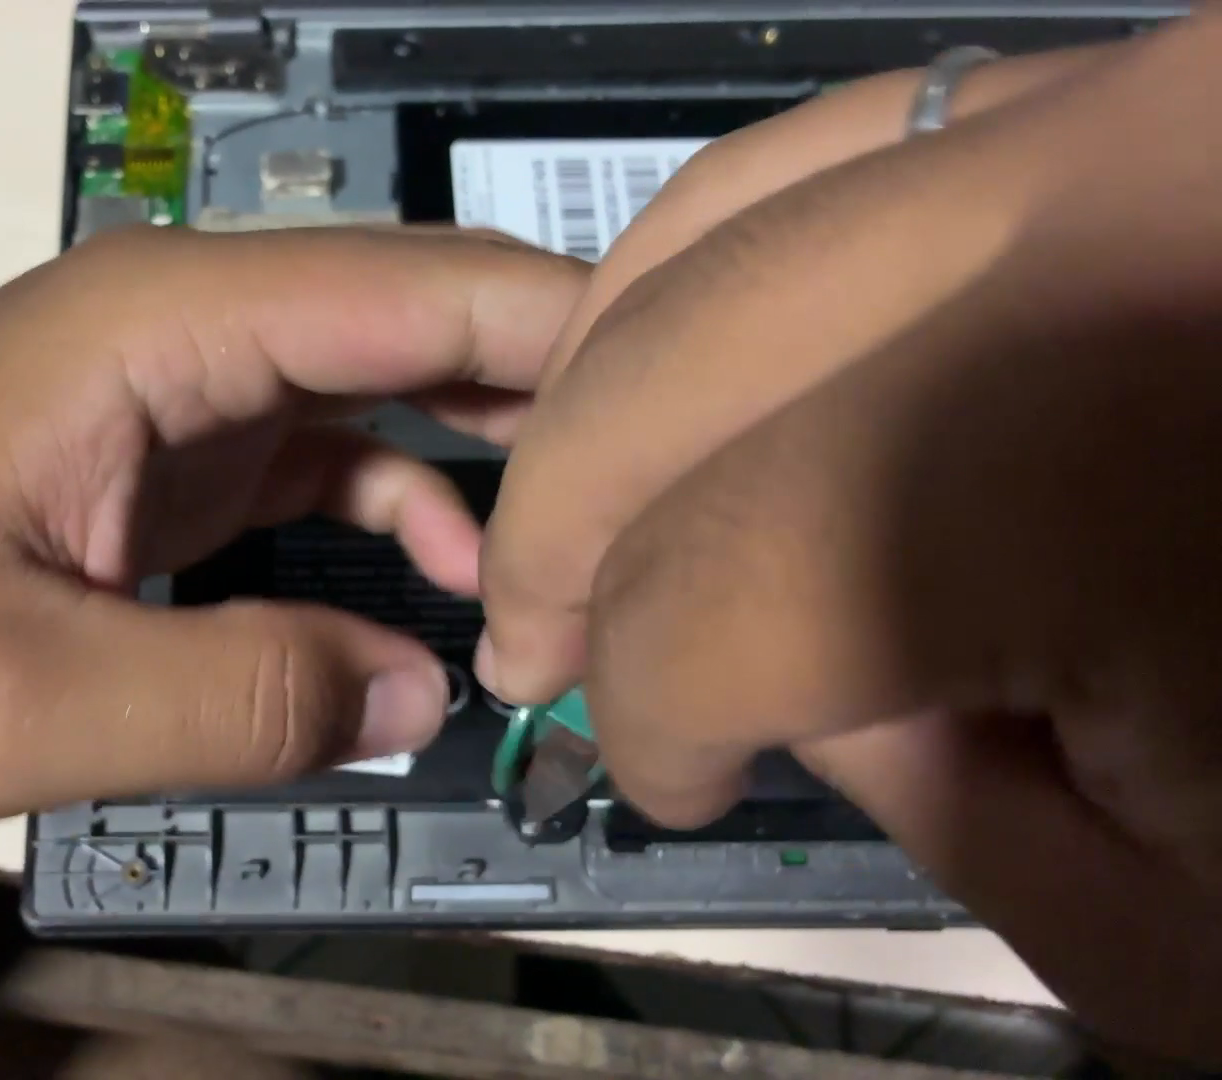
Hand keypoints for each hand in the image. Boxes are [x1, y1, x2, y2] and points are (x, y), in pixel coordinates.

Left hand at [0, 226, 585, 837]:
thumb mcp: (33, 697)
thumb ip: (237, 698)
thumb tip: (415, 697)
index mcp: (144, 330)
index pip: (389, 291)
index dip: (540, 323)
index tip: (668, 376)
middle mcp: (169, 336)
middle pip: (391, 326)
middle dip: (525, 389)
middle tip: (643, 468)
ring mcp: (169, 400)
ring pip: (362, 400)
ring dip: (461, 472)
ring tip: (538, 571)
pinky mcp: (163, 468)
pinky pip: (311, 466)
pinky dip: (383, 518)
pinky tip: (423, 595)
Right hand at [482, 17, 1221, 1064]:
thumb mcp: (1203, 924)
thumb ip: (906, 788)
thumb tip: (743, 683)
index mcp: (1124, 460)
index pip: (719, 601)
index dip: (652, 721)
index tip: (666, 784)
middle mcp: (1110, 206)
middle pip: (654, 392)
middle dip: (553, 551)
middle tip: (533, 647)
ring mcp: (1131, 97)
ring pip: (693, 243)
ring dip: (583, 412)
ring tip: (568, 517)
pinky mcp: (1144, 78)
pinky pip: (804, 160)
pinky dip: (680, 276)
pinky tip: (648, 376)